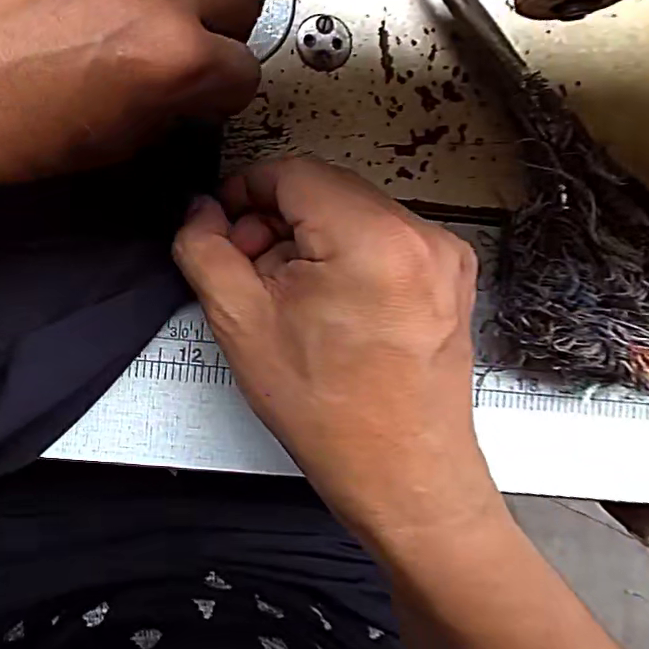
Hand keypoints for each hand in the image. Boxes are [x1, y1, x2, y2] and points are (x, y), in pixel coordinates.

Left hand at [0, 0, 262, 188]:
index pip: (246, 68)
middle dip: (226, 29)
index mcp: (174, 56)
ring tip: (127, 33)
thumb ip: (166, 112)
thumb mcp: (110, 146)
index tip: (209, 100)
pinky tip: (71, 15)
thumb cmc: (13, 136)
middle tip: (190, 55)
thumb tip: (185, 96)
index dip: (228, 93)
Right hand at [171, 156, 501, 545]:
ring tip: (280, 293)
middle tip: (244, 266)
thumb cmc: (324, 407)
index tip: (218, 222)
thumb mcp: (238, 320)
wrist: (401, 475)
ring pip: (348, 214)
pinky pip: (377, 240)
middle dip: (271, 218)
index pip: (293, 172)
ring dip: (301, 238)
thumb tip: (199, 209)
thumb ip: (203, 249)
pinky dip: (336, 255)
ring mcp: (444, 257)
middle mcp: (421, 236)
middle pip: (323, 189)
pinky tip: (317, 303)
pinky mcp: (449, 279)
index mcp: (371, 239)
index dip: (243, 189)